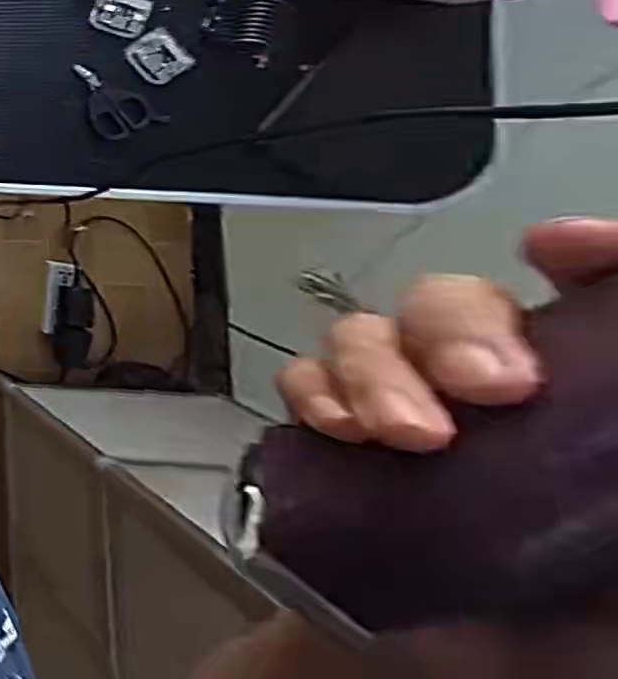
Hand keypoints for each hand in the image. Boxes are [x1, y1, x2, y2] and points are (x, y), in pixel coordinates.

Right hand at [199, 219, 617, 678]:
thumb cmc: (591, 647)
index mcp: (602, 421)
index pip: (600, 310)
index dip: (592, 261)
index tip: (564, 251)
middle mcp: (509, 400)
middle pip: (460, 302)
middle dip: (458, 324)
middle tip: (488, 386)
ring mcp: (411, 411)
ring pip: (368, 332)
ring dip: (375, 367)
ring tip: (398, 434)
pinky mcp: (336, 431)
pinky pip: (302, 377)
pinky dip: (311, 389)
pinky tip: (337, 430)